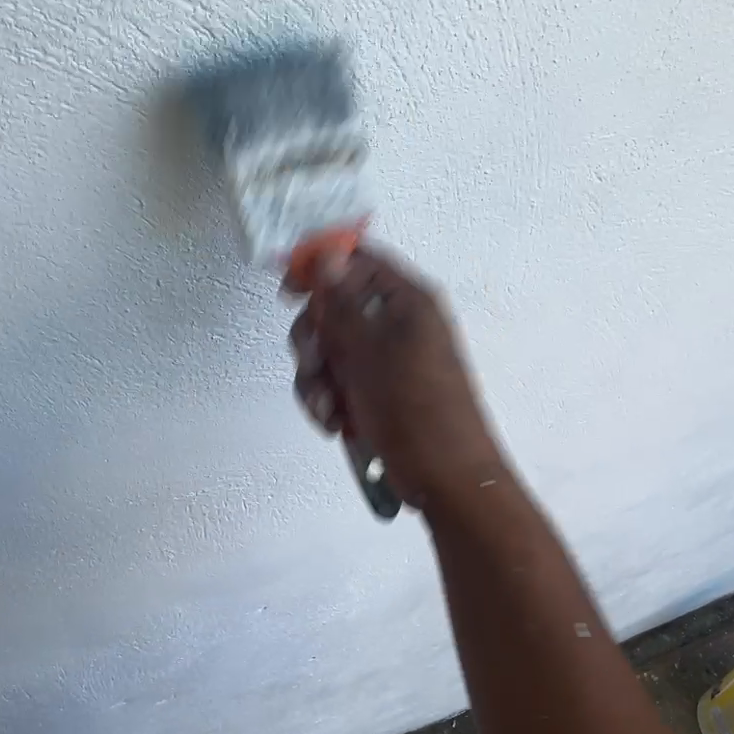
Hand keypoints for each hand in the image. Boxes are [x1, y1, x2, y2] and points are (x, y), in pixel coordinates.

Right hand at [289, 245, 506, 508]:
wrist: (444, 478)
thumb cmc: (415, 409)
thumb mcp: (371, 350)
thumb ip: (342, 301)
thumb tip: (326, 255)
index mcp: (406, 300)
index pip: (356, 260)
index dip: (318, 268)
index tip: (289, 292)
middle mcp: (393, 322)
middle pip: (332, 306)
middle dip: (313, 338)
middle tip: (314, 362)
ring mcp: (382, 358)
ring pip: (327, 348)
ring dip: (317, 378)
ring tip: (327, 408)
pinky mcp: (372, 390)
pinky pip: (334, 381)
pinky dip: (327, 400)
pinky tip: (334, 422)